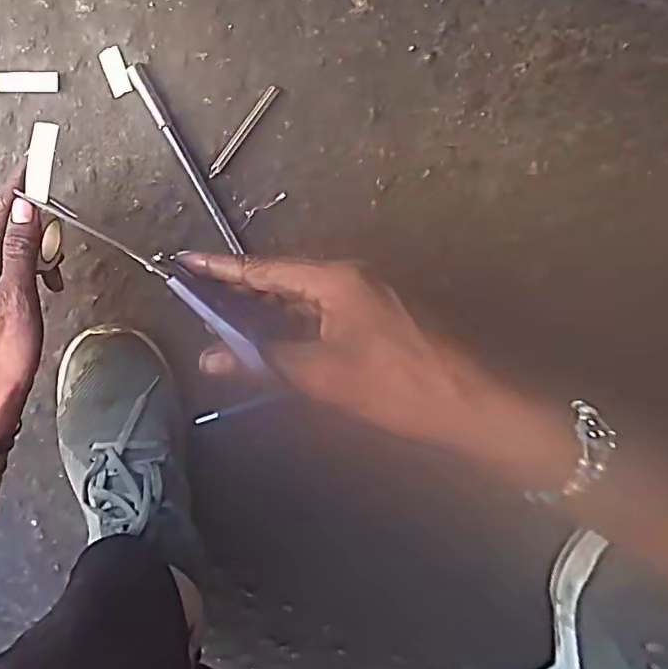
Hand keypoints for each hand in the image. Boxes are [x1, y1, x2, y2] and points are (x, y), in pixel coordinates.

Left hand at [0, 172, 46, 440]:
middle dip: (32, 221)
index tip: (32, 164)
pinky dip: (35, 267)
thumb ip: (21, 251)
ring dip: (37, 249)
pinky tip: (48, 283)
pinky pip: (15, 265)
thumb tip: (26, 209)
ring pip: (12, 245)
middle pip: (4, 225)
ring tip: (53, 268)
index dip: (17, 187)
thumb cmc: (5, 354)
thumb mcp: (18, 298)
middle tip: (54, 227)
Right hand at [178, 254, 509, 455]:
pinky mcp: (376, 316)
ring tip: (226, 321)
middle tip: (200, 297)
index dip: (221, 268)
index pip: (263, 269)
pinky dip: (292, 324)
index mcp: (334, 280)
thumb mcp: (322, 375)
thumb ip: (261, 362)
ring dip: (266, 311)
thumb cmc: (398, 386)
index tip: (187, 260)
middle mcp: (349, 277)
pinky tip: (273, 341)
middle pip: (280, 279)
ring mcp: (365, 296)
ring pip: (300, 298)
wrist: (480, 408)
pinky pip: (320, 312)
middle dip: (239, 291)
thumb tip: (210, 358)